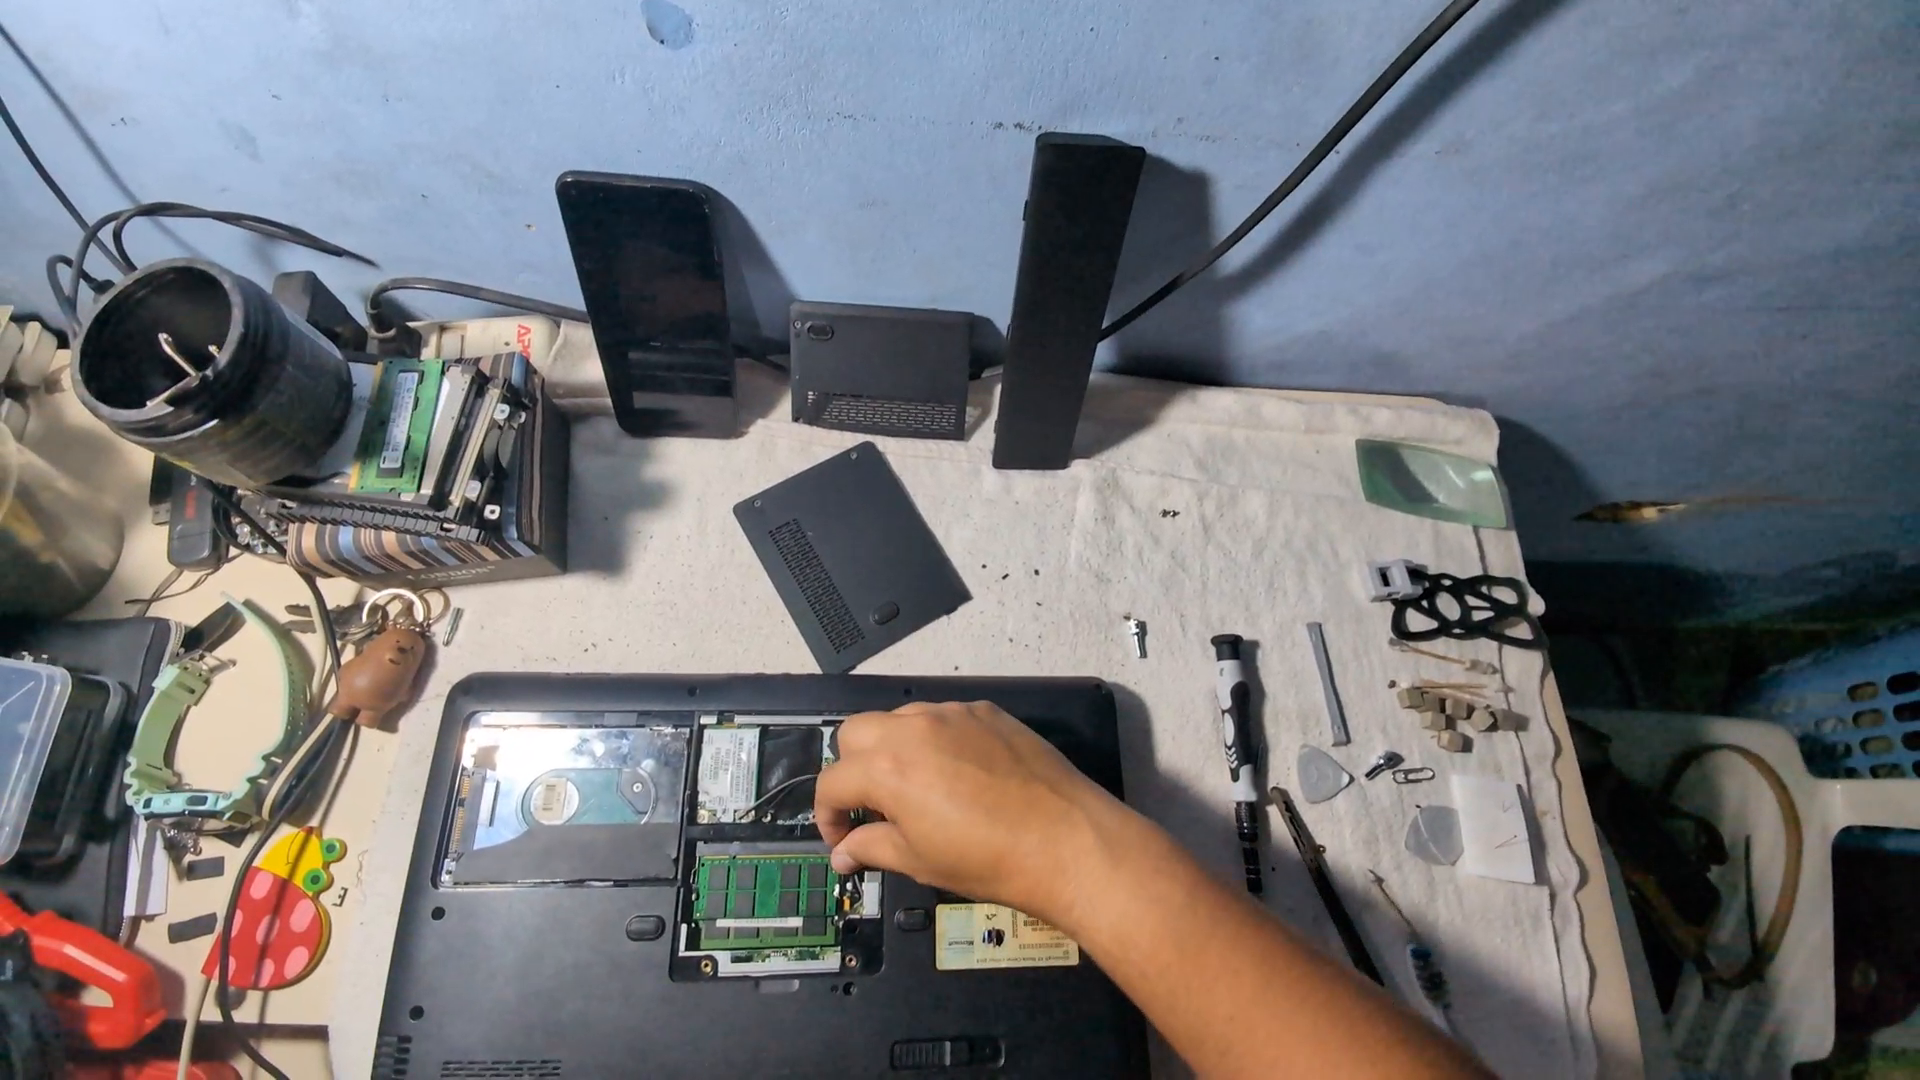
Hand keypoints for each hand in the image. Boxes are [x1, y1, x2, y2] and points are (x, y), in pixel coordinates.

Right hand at [814, 700, 1135, 925]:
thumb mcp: (919, 860)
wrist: (1065, 838)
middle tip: (873, 806)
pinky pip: (944, 716)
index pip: (832, 781)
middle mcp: (914, 728)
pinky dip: (935, 739)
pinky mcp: (986, 711)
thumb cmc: (987, 859)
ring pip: (900, 718)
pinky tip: (959, 772)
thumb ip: (871, 848)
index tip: (842, 837)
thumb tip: (843, 852)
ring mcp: (953, 713)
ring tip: (917, 787)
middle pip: (856, 733)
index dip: (827, 814)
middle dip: (852, 769)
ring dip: (893, 748)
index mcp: (888, 768)